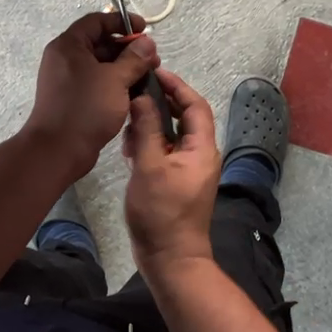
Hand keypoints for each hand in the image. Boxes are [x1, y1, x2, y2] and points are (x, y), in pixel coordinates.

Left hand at [21, 11, 159, 167]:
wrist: (58, 149)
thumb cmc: (86, 107)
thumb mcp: (115, 80)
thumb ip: (133, 59)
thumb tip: (147, 42)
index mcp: (69, 45)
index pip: (96, 21)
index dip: (122, 22)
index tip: (145, 30)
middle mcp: (65, 58)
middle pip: (100, 43)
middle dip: (128, 50)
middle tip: (153, 60)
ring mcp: (68, 80)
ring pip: (101, 66)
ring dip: (125, 69)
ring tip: (149, 78)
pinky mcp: (73, 98)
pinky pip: (97, 83)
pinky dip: (115, 84)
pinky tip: (136, 93)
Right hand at [122, 69, 221, 273]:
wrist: (171, 259)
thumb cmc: (161, 213)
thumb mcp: (149, 166)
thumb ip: (146, 129)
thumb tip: (142, 98)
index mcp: (202, 149)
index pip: (195, 105)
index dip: (177, 86)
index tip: (154, 72)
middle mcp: (201, 156)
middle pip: (186, 117)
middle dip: (162, 102)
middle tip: (136, 92)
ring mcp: (189, 170)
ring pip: (174, 135)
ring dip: (152, 124)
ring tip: (128, 122)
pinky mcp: (177, 182)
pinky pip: (167, 151)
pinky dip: (151, 143)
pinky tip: (130, 147)